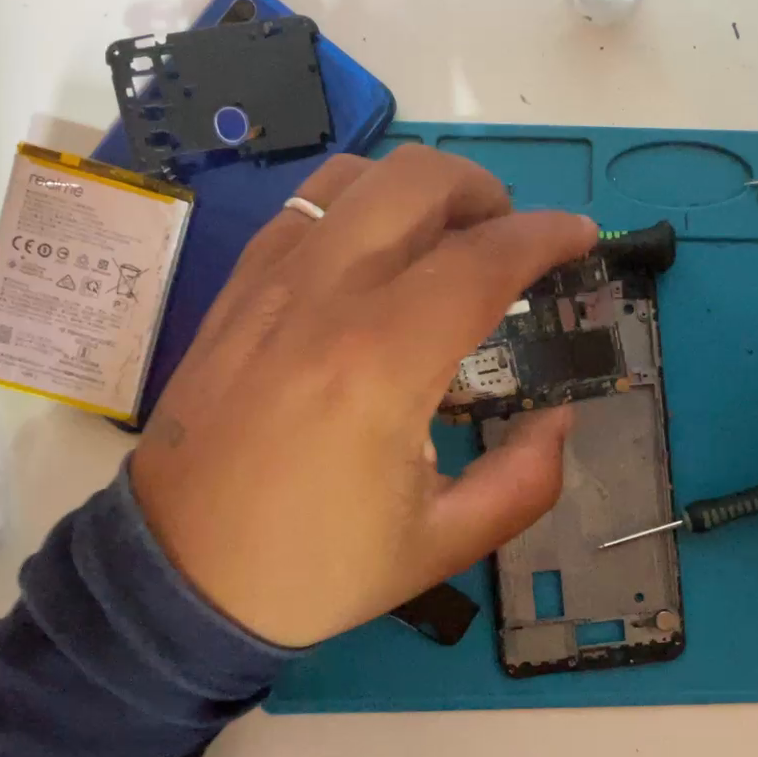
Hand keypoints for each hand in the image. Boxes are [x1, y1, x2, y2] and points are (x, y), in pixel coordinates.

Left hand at [129, 148, 594, 646]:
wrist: (177, 578)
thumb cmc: (314, 567)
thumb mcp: (443, 544)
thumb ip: (526, 479)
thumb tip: (559, 417)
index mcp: (381, 365)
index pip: (481, 260)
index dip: (546, 236)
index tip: (580, 236)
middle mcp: (323, 301)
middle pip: (417, 182)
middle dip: (487, 193)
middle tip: (511, 242)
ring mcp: (269, 286)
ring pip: (355, 177)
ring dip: (420, 191)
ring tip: (446, 241)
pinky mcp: (235, 293)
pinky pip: (304, 211)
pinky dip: (359, 208)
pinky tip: (376, 260)